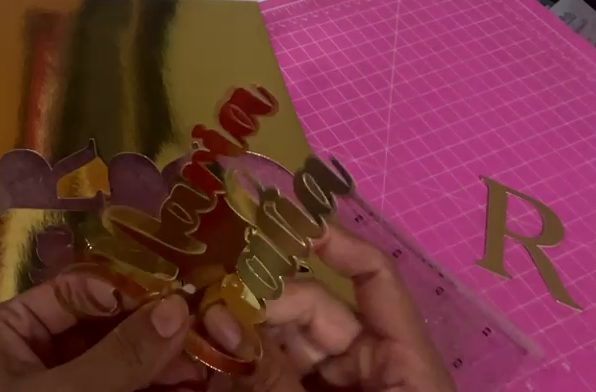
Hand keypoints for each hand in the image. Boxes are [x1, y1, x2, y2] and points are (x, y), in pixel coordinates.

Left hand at [0, 270, 209, 390]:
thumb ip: (119, 356)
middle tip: (202, 333)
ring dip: (159, 363)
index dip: (123, 290)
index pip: (74, 292)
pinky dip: (152, 390)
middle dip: (150, 331)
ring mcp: (61, 391)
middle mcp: (37, 355)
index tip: (175, 296)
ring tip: (205, 362)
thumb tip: (177, 308)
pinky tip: (186, 386)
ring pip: (118, 364)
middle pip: (101, 328)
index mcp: (13, 331)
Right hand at [201, 223, 455, 391]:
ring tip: (191, 327)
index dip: (328, 240)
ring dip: (237, 334)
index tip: (270, 219)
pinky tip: (199, 364)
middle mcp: (371, 372)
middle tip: (202, 296)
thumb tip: (215, 312)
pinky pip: (270, 378)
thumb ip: (273, 376)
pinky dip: (237, 370)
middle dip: (256, 298)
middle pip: (311, 309)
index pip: (373, 277)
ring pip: (282, 344)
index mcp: (404, 367)